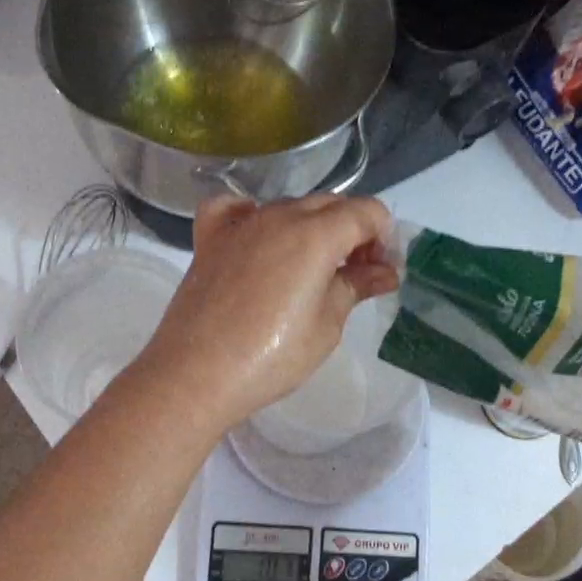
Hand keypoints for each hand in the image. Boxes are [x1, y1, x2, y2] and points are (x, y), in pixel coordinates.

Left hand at [125, 195, 398, 433]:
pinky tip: (259, 241)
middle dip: (353, 231)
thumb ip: (356, 286)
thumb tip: (385, 271)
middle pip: (329, 204)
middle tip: (356, 275)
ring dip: (311, 227)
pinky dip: (253, 216)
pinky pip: (235, 209)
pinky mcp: (210, 240)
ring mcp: (240, 225)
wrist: (196, 375)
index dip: (384, 236)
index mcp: (315, 234)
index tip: (383, 271)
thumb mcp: (326, 326)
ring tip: (313, 271)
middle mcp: (278, 217)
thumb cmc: (272, 357)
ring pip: (289, 207)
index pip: (366, 211)